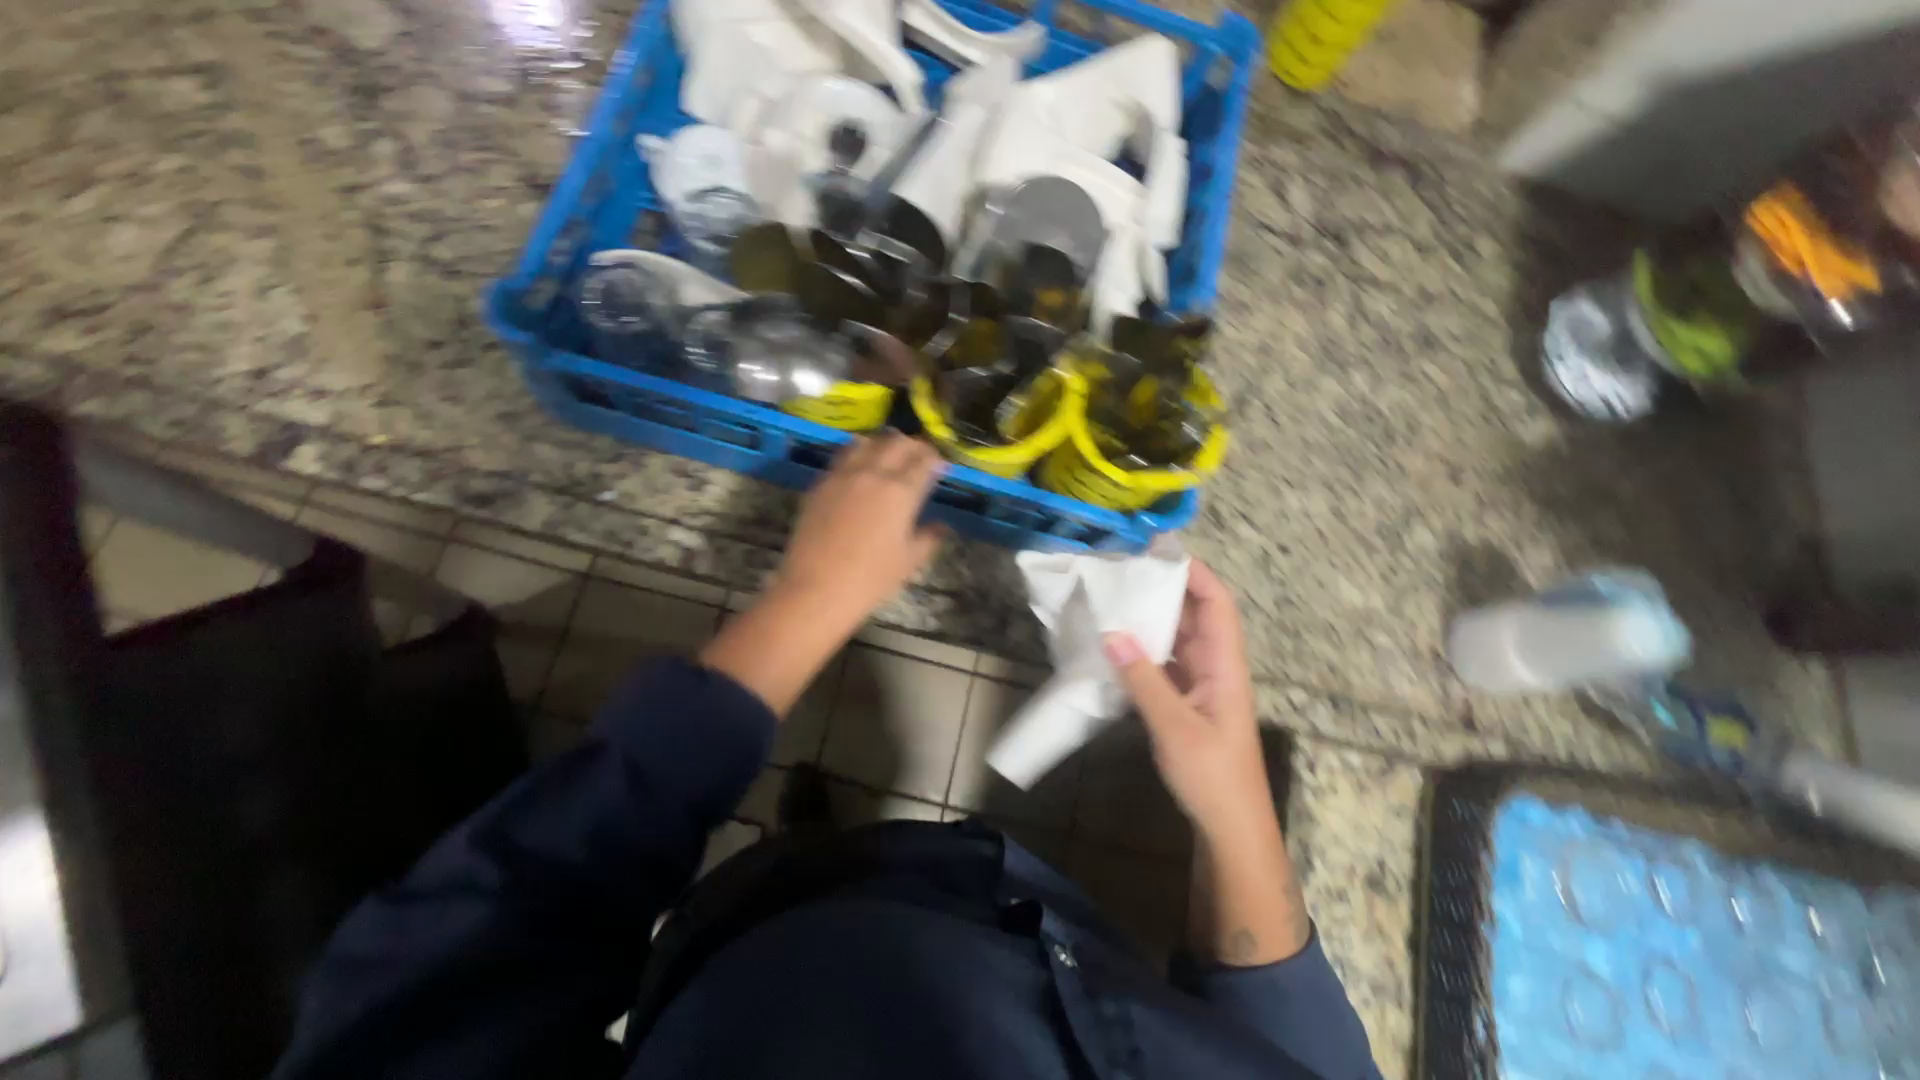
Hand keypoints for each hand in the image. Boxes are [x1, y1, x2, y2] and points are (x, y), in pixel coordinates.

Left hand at [770, 433, 946, 629]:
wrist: (816, 589)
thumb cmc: (870, 580)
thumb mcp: (908, 562)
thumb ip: (929, 538)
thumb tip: (941, 526)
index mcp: (900, 492)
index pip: (924, 462)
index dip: (936, 460)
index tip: (941, 466)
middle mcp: (872, 474)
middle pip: (896, 443)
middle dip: (913, 445)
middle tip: (919, 456)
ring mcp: (842, 476)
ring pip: (866, 442)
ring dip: (882, 443)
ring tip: (888, 454)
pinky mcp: (819, 484)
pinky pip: (841, 457)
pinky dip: (856, 454)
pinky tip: (859, 468)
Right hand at [1101, 561, 1271, 839]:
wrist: (1231, 828)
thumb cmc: (1212, 777)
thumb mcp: (1175, 728)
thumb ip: (1144, 680)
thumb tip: (1113, 632)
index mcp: (1226, 666)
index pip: (1217, 604)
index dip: (1194, 573)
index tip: (1158, 551)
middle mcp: (1217, 668)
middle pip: (1196, 616)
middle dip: (1166, 589)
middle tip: (1124, 570)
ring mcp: (1202, 687)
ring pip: (1180, 640)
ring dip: (1153, 619)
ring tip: (1115, 599)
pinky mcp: (1187, 705)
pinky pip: (1167, 665)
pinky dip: (1145, 651)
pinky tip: (1117, 646)